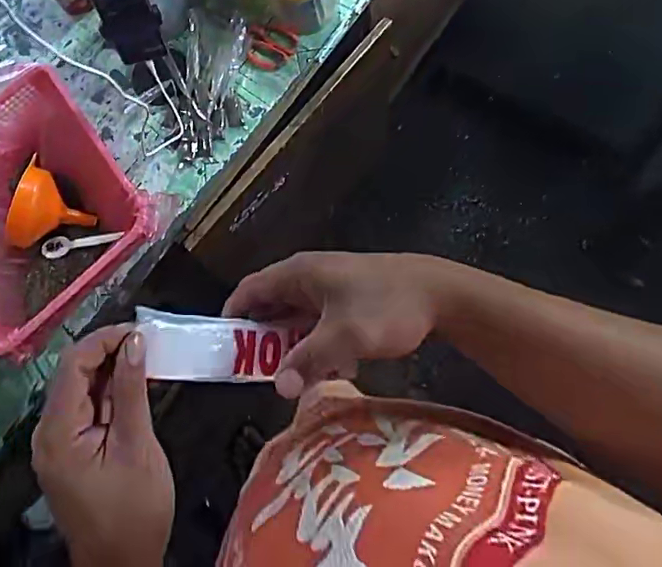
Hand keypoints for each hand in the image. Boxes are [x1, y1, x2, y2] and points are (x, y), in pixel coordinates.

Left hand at [32, 327, 171, 566]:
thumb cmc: (133, 513)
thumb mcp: (137, 446)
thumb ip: (132, 390)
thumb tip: (135, 341)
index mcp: (57, 432)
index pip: (73, 364)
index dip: (104, 339)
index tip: (139, 331)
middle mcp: (48, 432)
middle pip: (73, 372)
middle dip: (109, 350)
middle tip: (147, 342)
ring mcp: (57, 442)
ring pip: (81, 386)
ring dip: (111, 368)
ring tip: (146, 356)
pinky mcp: (69, 449)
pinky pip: (86, 405)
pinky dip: (109, 390)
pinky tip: (134, 382)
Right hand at [223, 252, 450, 398]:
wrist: (438, 292)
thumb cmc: (384, 306)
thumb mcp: (344, 337)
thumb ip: (309, 360)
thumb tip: (278, 387)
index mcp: (299, 273)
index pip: (251, 289)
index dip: (233, 314)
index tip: (222, 346)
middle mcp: (308, 277)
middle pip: (271, 306)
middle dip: (263, 338)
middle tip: (256, 372)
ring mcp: (329, 287)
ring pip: (297, 318)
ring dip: (295, 346)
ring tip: (299, 376)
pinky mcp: (347, 300)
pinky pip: (319, 324)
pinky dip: (318, 344)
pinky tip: (336, 367)